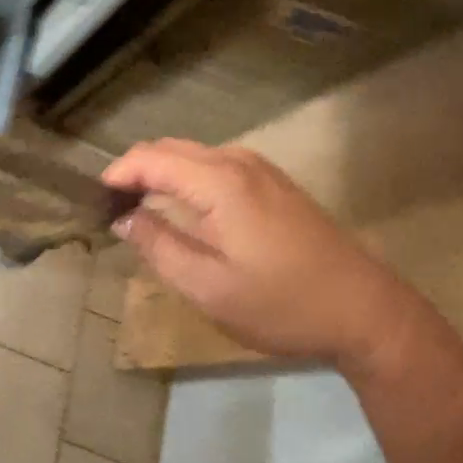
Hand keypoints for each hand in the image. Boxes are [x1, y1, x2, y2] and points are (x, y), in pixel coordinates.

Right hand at [106, 139, 429, 372]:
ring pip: (190, 154)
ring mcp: (259, 168)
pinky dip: (185, 177)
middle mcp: (236, 161)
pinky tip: (182, 210)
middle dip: (133, 173)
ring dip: (159, 174)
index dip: (114, 177)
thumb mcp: (208, 288)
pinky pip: (213, 164)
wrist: (368, 313)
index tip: (94, 206)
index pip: (147, 158)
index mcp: (219, 182)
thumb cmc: (283, 305)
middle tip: (112, 212)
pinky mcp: (273, 181)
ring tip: (140, 212)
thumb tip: (121, 217)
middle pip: (166, 148)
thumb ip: (157, 246)